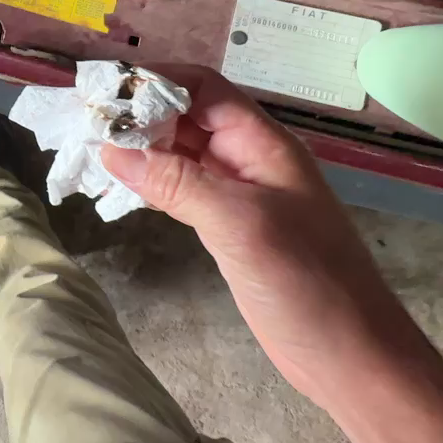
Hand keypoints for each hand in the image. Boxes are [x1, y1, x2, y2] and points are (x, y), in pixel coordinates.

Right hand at [99, 67, 408, 399]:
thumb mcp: (238, 223)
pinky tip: (117, 185)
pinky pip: (177, 185)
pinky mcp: (225, 222)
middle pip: (185, 115)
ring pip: (177, 150)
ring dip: (137, 146)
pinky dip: (146, 179)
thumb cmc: (308, 283)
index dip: (156, 80)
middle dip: (137, 112)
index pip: (202, 88)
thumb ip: (175, 181)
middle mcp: (247, 158)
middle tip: (86, 119)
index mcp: (262, 144)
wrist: (355, 363)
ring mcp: (236, 192)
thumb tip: (111, 150)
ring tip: (90, 147)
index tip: (106, 90)